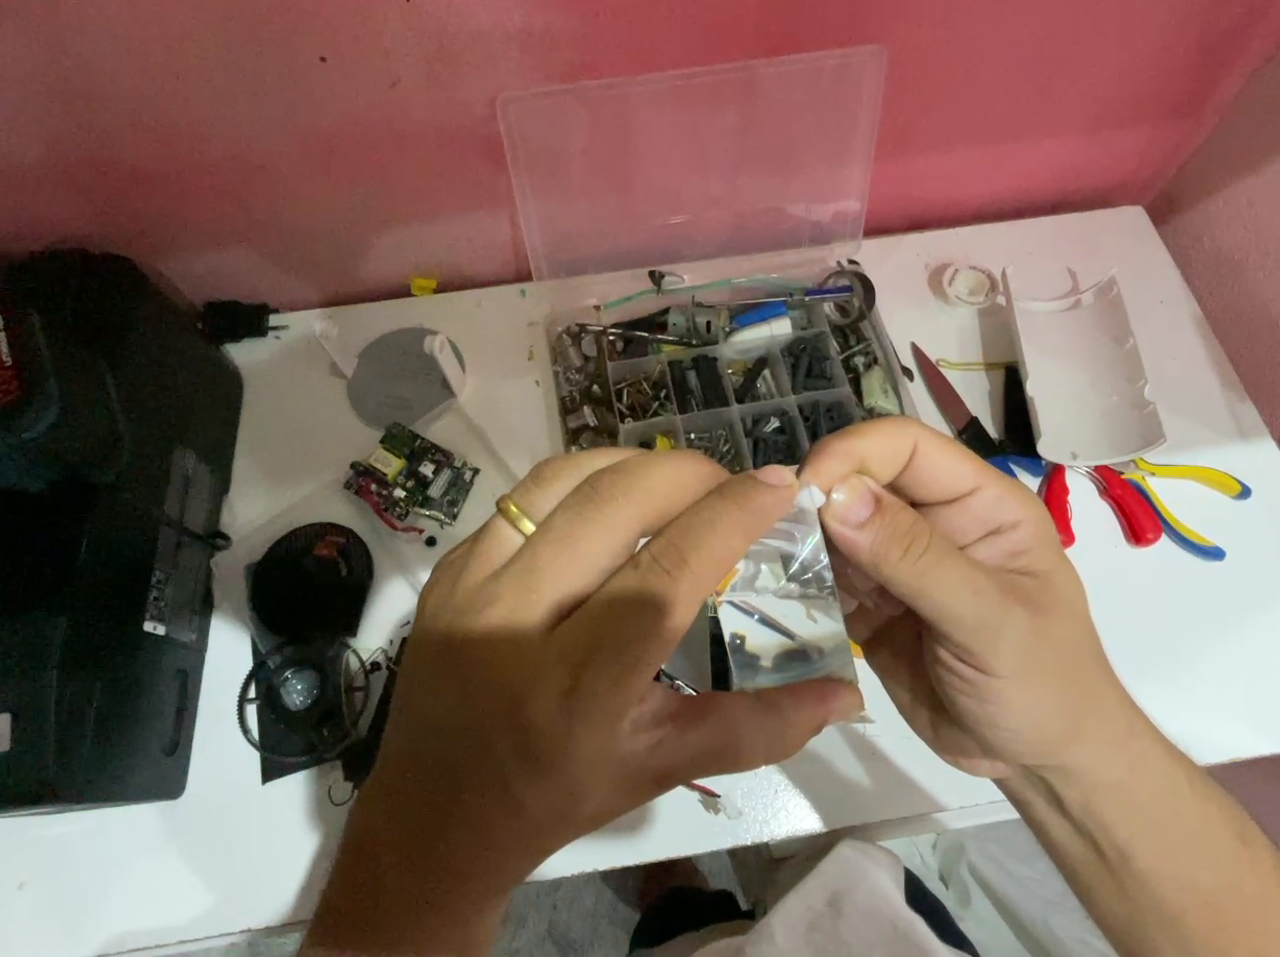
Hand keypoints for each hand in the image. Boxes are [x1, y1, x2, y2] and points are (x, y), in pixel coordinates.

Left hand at [313, 451, 861, 952]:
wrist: (434, 815)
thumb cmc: (556, 795)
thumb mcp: (658, 766)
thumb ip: (756, 728)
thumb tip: (846, 694)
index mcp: (578, 683)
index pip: (664, 573)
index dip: (727, 518)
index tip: (777, 482)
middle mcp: (516, 620)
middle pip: (611, 504)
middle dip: (686, 474)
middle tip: (728, 482)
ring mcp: (470, 585)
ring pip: (561, 479)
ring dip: (631, 463)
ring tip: (674, 481)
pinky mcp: (447, 568)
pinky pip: (523, 496)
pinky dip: (579, 483)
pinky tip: (608, 501)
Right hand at [798, 417, 1148, 778]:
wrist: (1040, 766)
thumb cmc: (1043, 686)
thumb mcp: (990, 621)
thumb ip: (915, 559)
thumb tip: (836, 496)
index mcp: (979, 505)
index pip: (905, 448)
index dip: (853, 454)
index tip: (805, 488)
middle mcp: (934, 522)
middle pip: (861, 480)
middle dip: (818, 498)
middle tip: (776, 530)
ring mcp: (898, 564)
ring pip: (835, 526)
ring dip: (805, 540)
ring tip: (776, 563)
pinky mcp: (871, 604)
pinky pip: (827, 575)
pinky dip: (805, 579)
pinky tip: (788, 591)